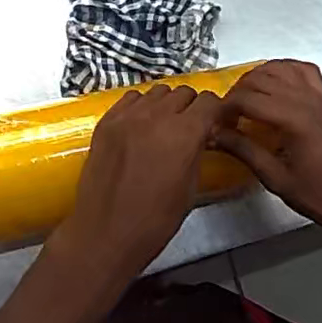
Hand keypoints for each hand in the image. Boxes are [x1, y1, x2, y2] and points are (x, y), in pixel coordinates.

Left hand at [49, 84, 230, 285]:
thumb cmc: (155, 219)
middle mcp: (155, 116)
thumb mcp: (190, 187)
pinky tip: (140, 126)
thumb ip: (197, 152)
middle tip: (192, 127)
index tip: (215, 123)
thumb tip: (202, 135)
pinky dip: (141, 106)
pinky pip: (130, 99)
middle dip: (192, 107)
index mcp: (183, 133)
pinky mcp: (106, 120)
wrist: (106, 229)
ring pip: (156, 92)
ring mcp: (127, 115)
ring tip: (165, 126)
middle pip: (182, 92)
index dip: (215, 111)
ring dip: (166, 104)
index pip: (208, 101)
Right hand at [211, 60, 321, 247]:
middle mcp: (307, 101)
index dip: (225, 108)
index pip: (246, 99)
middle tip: (227, 114)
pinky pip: (304, 70)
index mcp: (294, 120)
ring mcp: (319, 98)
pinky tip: (274, 83)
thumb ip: (242, 149)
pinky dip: (284, 69)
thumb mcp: (274, 177)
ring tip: (246, 97)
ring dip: (257, 77)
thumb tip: (212, 133)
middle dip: (236, 93)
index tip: (216, 123)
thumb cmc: (320, 196)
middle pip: (259, 79)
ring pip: (279, 68)